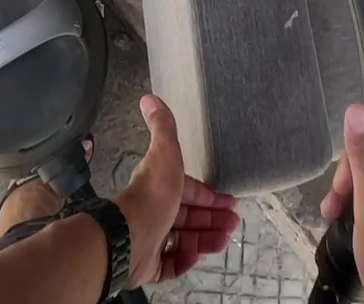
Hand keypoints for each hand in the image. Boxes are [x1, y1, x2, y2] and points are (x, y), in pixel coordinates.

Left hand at [116, 94, 241, 283]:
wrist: (130, 236)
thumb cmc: (152, 195)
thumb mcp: (165, 153)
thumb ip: (163, 126)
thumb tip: (149, 98)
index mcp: (163, 186)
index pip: (192, 192)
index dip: (210, 197)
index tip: (230, 204)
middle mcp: (157, 212)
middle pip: (190, 217)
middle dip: (214, 220)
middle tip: (233, 225)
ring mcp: (152, 239)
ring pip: (184, 241)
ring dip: (205, 240)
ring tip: (223, 241)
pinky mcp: (148, 265)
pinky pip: (170, 264)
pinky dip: (184, 261)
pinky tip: (196, 255)